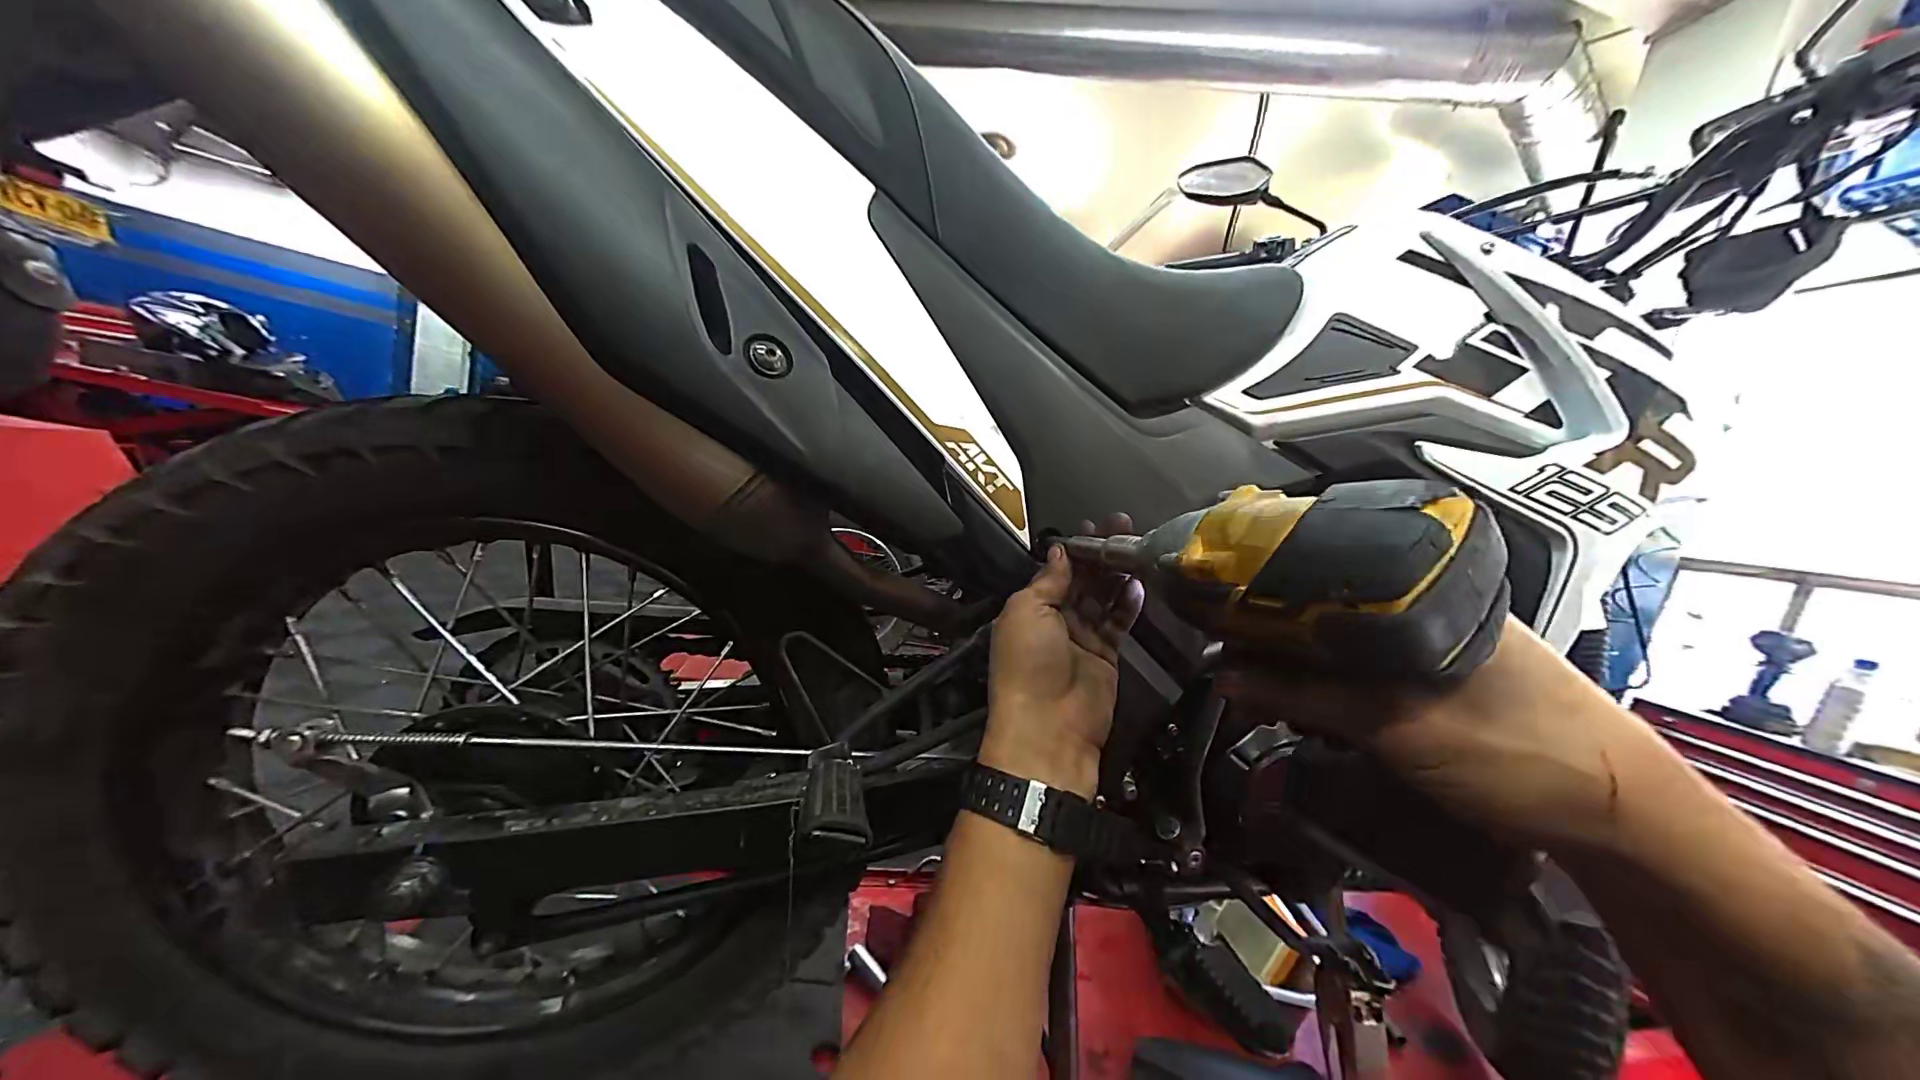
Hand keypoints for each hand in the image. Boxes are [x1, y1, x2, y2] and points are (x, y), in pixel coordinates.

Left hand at [981, 521, 1144, 797]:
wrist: (1049, 727)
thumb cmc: (1028, 664)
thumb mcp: (1026, 611)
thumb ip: (1047, 580)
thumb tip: (1059, 550)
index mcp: (1028, 608)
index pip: (1054, 571)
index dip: (1073, 549)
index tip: (1092, 527)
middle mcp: (1054, 620)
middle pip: (1081, 581)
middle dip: (1099, 555)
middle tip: (1121, 528)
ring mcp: (1081, 638)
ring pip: (1101, 598)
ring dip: (1115, 574)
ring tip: (1134, 548)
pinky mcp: (1106, 654)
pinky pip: (1118, 622)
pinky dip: (1127, 603)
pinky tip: (1137, 584)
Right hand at [1218, 618, 1677, 853]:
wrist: (1625, 823)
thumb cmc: (1516, 753)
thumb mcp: (1395, 724)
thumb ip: (1304, 695)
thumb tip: (1225, 675)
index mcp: (1429, 594)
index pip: (1326, 576)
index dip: (1272, 594)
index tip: (1226, 616)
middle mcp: (1433, 608)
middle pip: (1332, 612)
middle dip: (1281, 640)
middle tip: (1238, 664)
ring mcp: (1440, 645)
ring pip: (1347, 645)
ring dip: (1305, 668)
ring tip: (1263, 691)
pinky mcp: (1443, 681)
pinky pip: (1368, 671)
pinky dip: (1333, 687)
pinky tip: (1307, 707)